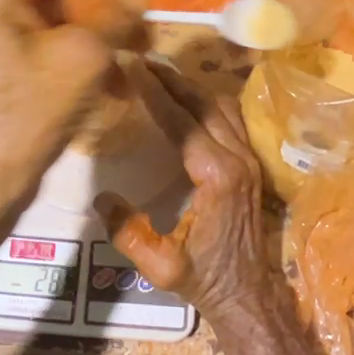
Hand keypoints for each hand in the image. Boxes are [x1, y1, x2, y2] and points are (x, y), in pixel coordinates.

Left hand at [0, 0, 142, 215]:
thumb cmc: (28, 112)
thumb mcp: (83, 57)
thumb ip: (114, 18)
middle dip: (105, 9)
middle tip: (146, 22)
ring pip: (53, 23)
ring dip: (98, 38)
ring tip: (139, 56)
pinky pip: (42, 48)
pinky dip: (77, 59)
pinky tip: (114, 84)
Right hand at [96, 61, 270, 318]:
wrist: (249, 295)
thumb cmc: (204, 280)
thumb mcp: (160, 265)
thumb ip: (129, 233)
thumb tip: (101, 199)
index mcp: (217, 176)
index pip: (181, 122)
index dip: (154, 92)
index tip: (132, 67)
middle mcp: (238, 159)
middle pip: (203, 104)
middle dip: (171, 79)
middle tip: (141, 59)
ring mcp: (249, 160)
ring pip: (222, 107)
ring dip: (191, 86)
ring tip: (160, 72)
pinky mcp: (252, 165)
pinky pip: (232, 119)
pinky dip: (209, 101)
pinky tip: (189, 98)